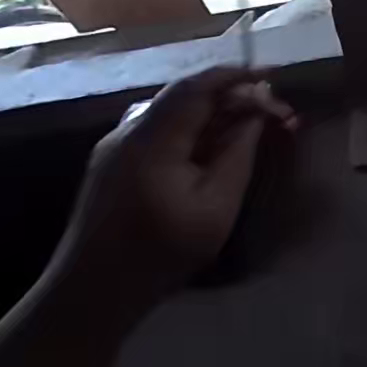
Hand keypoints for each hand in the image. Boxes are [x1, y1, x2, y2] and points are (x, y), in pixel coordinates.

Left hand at [49, 67, 297, 318]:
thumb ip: (238, 153)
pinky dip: (197, 124)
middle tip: (274, 109)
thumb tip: (256, 116)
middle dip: (233, 94)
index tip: (274, 75)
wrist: (93, 291)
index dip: (237, 75)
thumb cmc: (162, 251)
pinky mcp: (115, 161)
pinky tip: (218, 141)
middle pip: (186, 95)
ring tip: (253, 122)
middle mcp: (128, 131)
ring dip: (216, 109)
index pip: (197, 87)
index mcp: (152, 139)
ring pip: (174, 109)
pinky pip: (162, 127)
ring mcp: (117, 145)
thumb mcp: (217, 204)